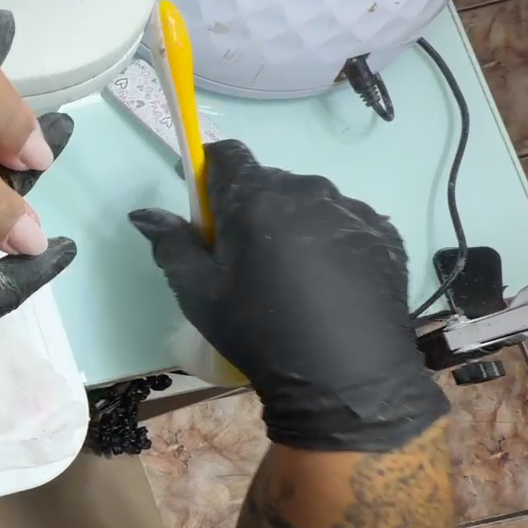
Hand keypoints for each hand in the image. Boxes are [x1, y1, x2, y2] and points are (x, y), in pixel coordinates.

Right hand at [128, 140, 447, 452]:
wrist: (344, 371)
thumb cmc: (255, 328)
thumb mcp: (197, 292)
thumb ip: (171, 244)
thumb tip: (144, 213)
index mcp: (256, 201)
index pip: (226, 155)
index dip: (206, 170)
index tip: (200, 204)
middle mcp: (307, 191)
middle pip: (265, 181)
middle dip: (244, 206)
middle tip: (234, 255)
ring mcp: (351, 210)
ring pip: (303, 200)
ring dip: (283, 222)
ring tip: (279, 271)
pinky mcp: (382, 233)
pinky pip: (338, 221)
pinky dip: (319, 238)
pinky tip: (315, 280)